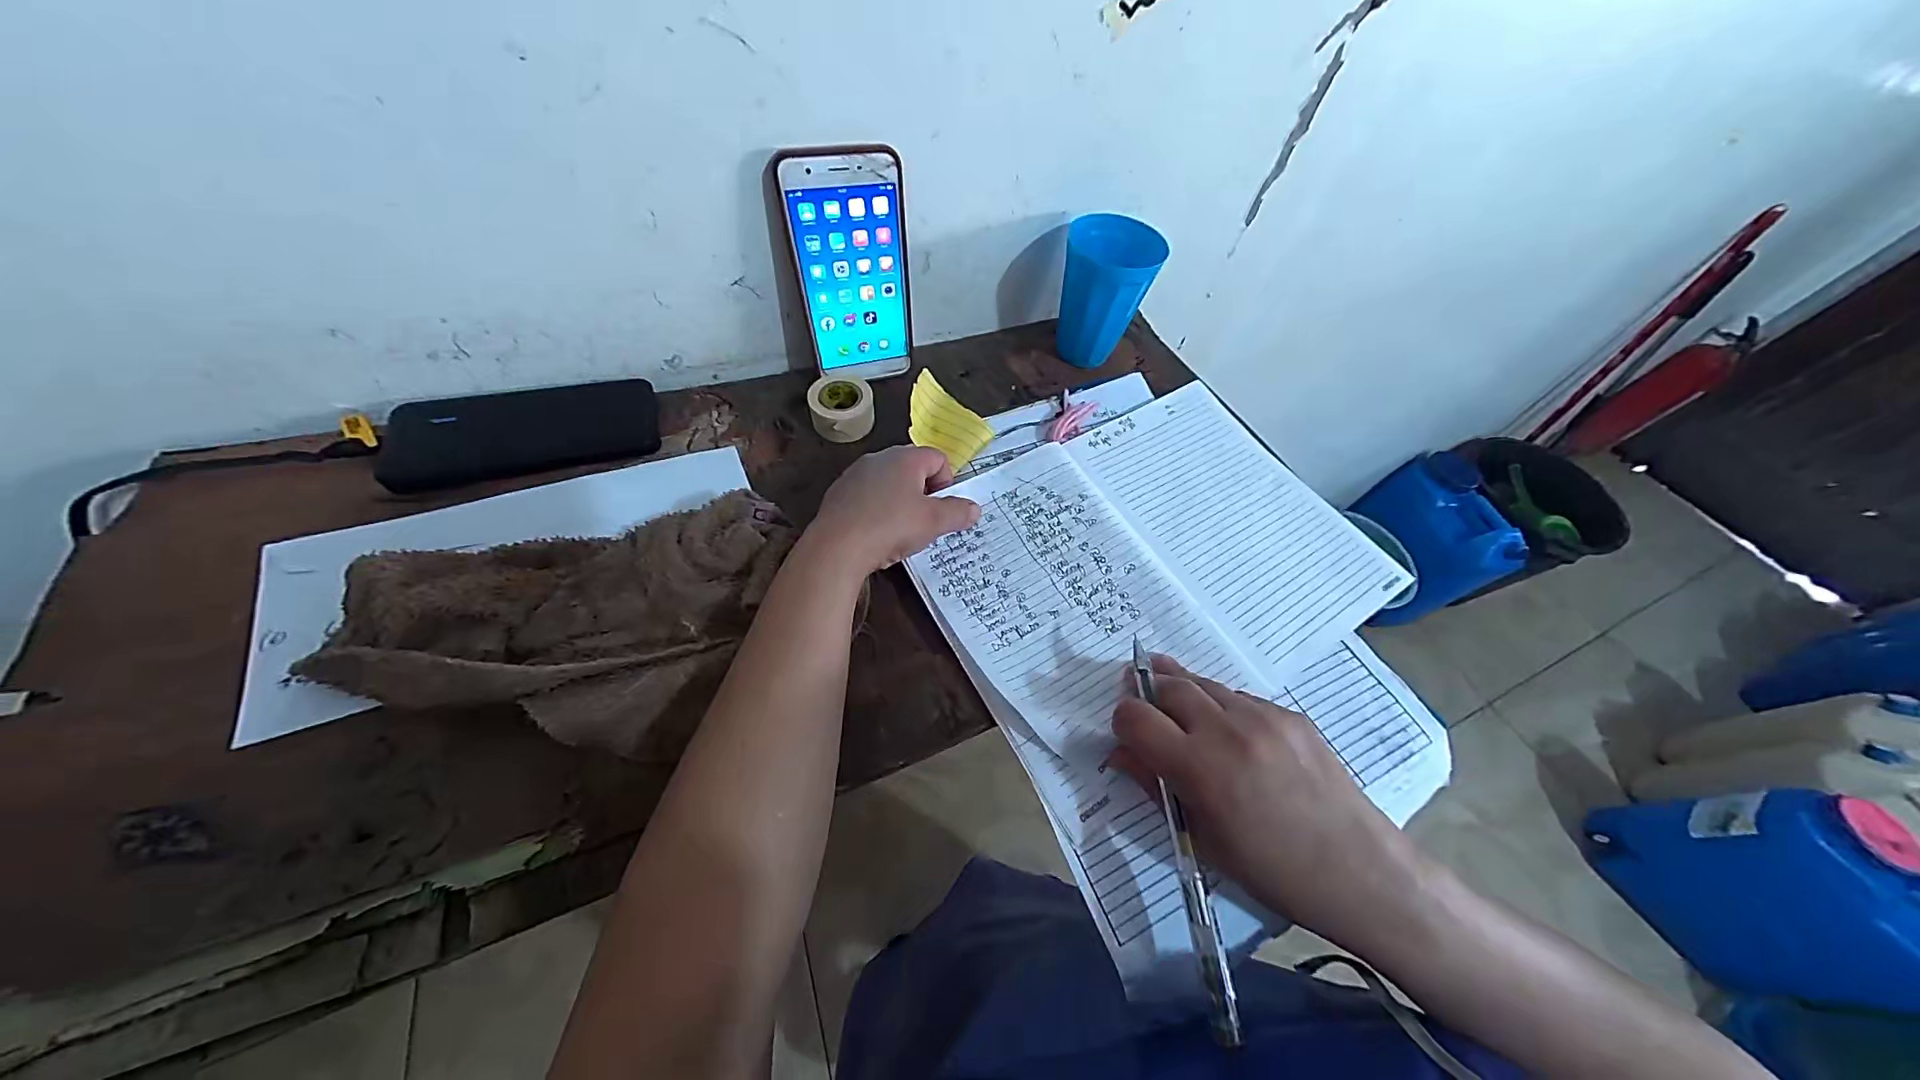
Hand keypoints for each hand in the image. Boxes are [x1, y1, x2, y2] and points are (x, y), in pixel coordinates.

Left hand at [802, 446, 980, 575]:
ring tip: (899, 531)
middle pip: (912, 469)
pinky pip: (867, 498)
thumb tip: (974, 508)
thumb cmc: (891, 526)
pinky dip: (877, 511)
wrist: (837, 547)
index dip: (947, 483)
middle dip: (923, 493)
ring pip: (888, 484)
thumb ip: (957, 512)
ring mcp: (855, 474)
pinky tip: (875, 535)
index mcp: (905, 458)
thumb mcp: (933, 522)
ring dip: (899, 503)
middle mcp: (879, 458)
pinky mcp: (838, 493)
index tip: (942, 509)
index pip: (938, 458)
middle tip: (924, 521)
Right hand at [1110, 654, 1428, 947]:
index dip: (1122, 721)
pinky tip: (1228, 731)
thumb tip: (1120, 755)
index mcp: (1199, 768)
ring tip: (1175, 704)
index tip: (1125, 735)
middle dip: (1147, 692)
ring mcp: (1264, 717)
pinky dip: (1221, 706)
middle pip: (1169, 685)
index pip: (1136, 717)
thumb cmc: (1272, 871)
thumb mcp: (1202, 839)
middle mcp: (1228, 730)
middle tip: (1139, 699)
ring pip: (1205, 684)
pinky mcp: (1291, 716)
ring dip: (1182, 691)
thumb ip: (1154, 787)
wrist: (1361, 872)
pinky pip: (1240, 698)